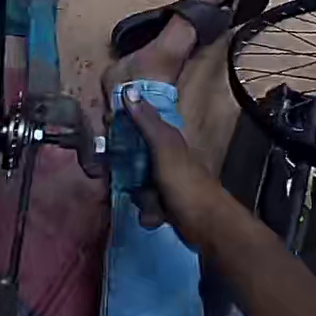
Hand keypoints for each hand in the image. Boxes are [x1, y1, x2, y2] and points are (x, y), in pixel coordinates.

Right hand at [125, 93, 230, 248]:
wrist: (209, 226)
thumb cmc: (185, 182)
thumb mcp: (163, 148)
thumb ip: (146, 122)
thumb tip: (128, 89)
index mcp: (166, 138)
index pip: (138, 122)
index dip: (121, 124)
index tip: (106, 132)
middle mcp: (165, 156)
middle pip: (132, 154)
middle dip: (126, 169)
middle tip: (117, 174)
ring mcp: (165, 180)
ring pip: (137, 181)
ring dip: (139, 195)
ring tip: (149, 203)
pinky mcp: (165, 203)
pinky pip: (146, 203)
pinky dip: (148, 212)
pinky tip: (154, 217)